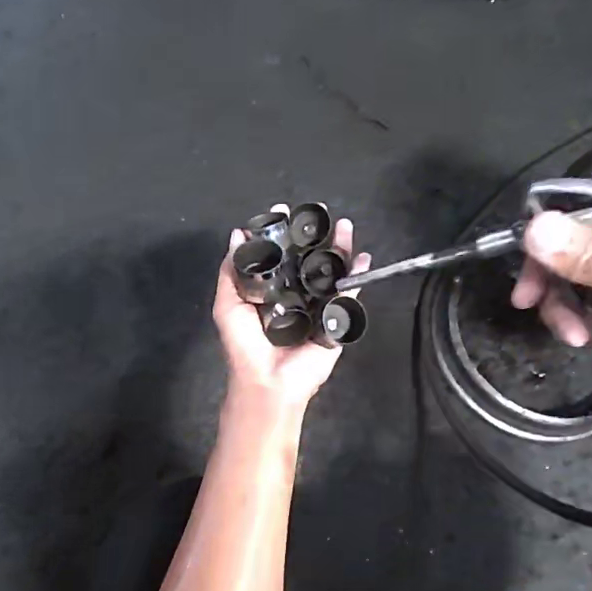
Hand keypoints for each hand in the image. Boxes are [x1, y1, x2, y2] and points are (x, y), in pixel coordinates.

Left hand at [213, 206, 370, 407]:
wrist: (267, 381)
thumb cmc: (245, 346)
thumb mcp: (227, 305)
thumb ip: (232, 271)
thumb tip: (238, 235)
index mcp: (270, 290)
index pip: (278, 255)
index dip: (282, 232)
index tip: (283, 209)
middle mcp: (295, 295)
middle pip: (307, 259)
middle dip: (314, 235)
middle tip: (318, 210)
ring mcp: (317, 308)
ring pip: (330, 273)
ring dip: (340, 249)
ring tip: (345, 226)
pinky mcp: (334, 322)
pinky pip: (348, 297)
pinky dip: (358, 278)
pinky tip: (364, 259)